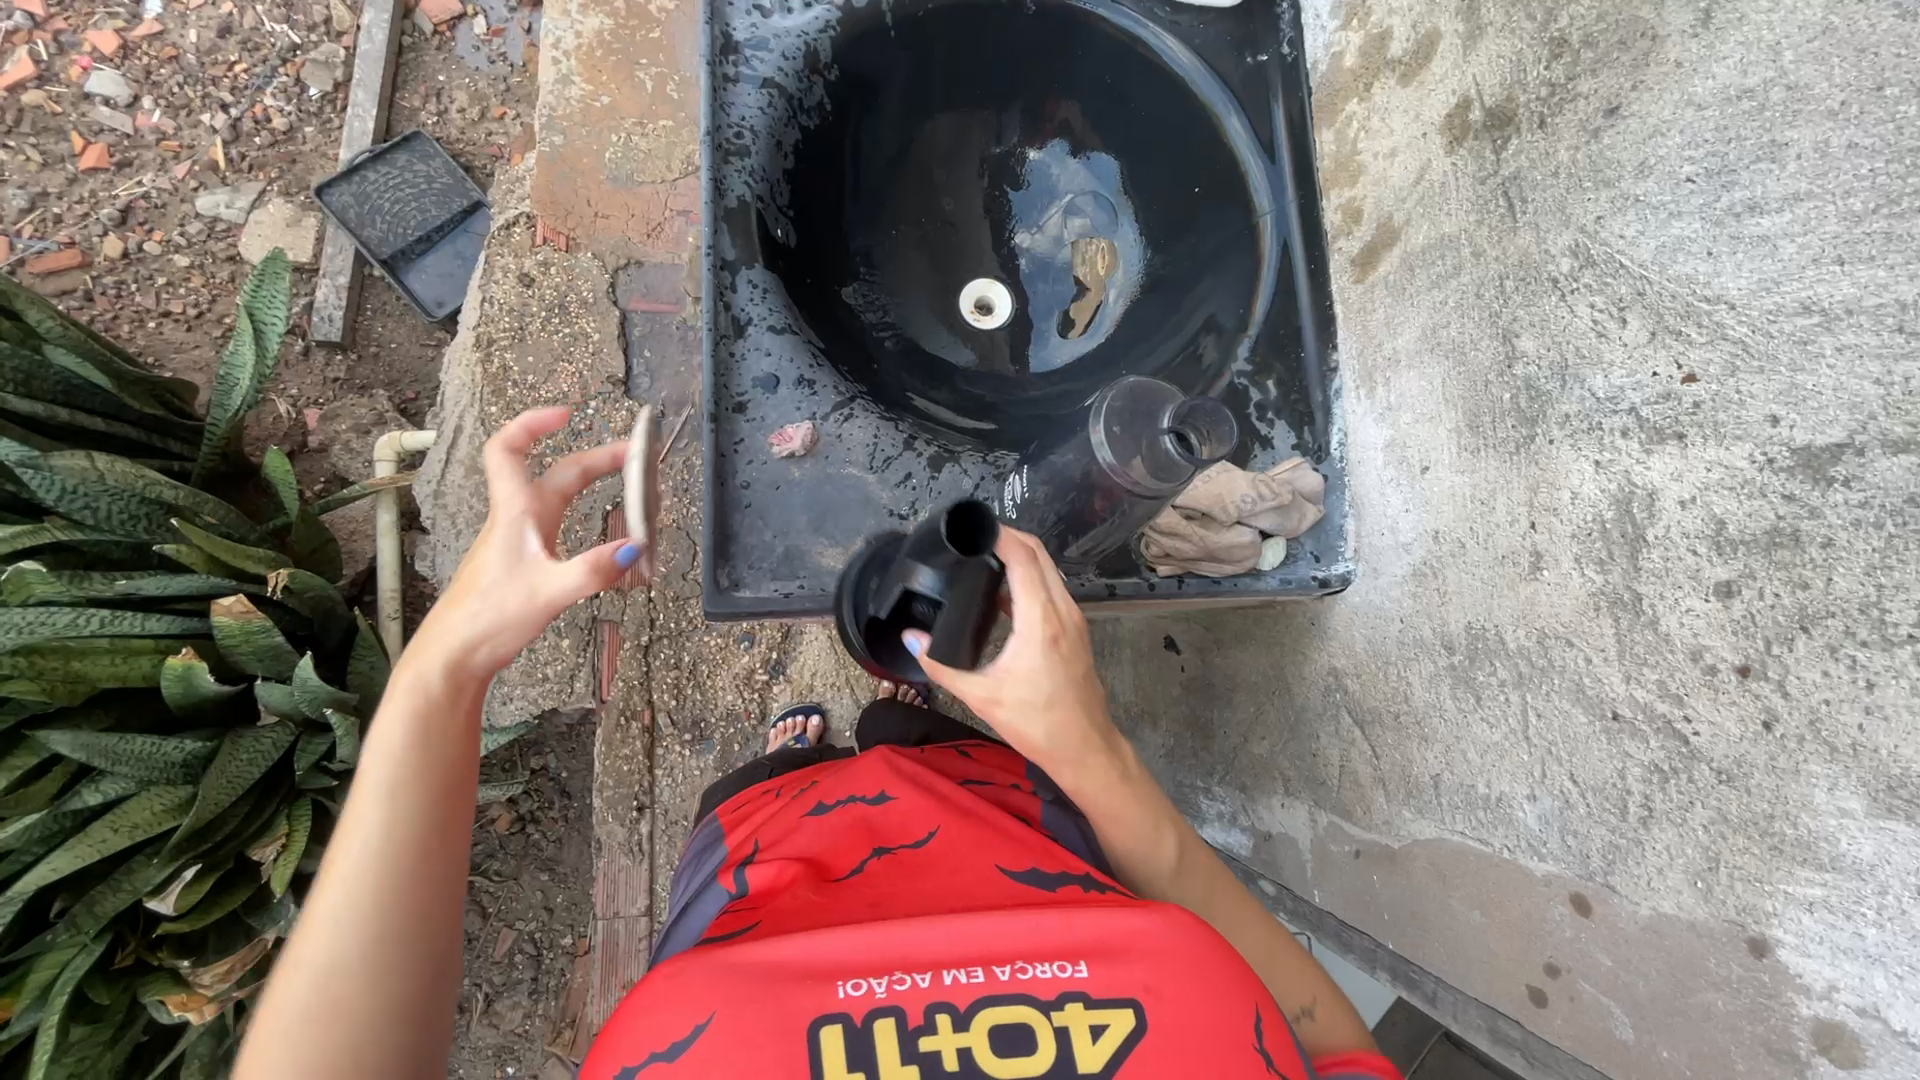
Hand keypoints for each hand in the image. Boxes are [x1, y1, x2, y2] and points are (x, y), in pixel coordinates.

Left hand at [409, 407, 646, 680]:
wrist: (455, 656)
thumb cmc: (490, 618)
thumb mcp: (548, 592)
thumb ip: (594, 570)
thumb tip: (636, 547)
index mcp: (516, 513)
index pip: (508, 449)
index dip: (533, 423)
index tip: (569, 413)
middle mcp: (518, 520)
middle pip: (557, 473)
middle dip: (598, 458)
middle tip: (637, 458)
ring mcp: (523, 542)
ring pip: (561, 499)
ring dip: (594, 485)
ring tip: (632, 487)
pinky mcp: (528, 563)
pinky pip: (564, 527)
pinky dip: (590, 520)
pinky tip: (611, 535)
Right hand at [902, 527, 1119, 769]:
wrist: (1085, 748)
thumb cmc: (1036, 724)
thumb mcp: (981, 696)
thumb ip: (942, 665)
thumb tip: (911, 639)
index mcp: (1040, 620)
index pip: (1024, 558)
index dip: (1000, 535)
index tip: (973, 527)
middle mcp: (1062, 611)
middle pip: (1040, 554)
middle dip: (1010, 536)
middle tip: (976, 536)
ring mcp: (1074, 620)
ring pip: (1050, 570)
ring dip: (1023, 556)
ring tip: (987, 557)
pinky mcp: (1075, 631)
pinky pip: (1053, 589)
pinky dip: (1031, 578)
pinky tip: (1004, 594)